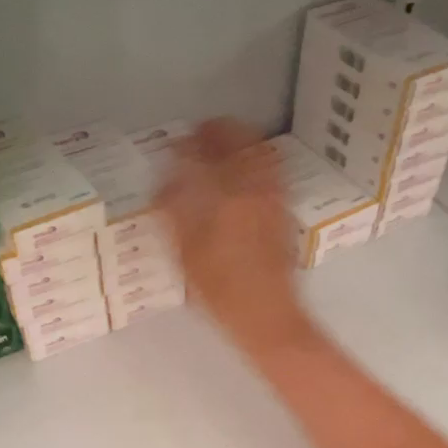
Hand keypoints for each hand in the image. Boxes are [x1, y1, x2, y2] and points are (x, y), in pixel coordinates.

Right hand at [159, 119, 311, 353]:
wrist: (267, 316)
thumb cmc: (220, 292)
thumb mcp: (185, 255)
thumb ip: (174, 213)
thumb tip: (164, 185)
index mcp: (223, 196)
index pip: (199, 154)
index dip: (183, 145)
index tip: (172, 144)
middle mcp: (252, 188)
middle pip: (236, 140)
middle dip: (216, 131)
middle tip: (199, 134)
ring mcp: (273, 197)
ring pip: (259, 150)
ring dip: (240, 141)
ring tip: (223, 144)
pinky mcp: (284, 211)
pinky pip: (273, 170)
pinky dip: (258, 159)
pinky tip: (247, 171)